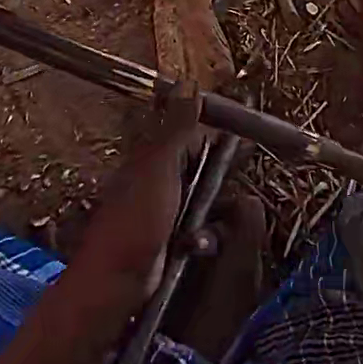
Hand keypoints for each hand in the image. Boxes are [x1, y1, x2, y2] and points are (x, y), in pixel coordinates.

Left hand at [69, 83, 206, 298]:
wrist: (116, 281)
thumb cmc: (137, 218)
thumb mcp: (160, 167)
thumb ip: (177, 128)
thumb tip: (188, 82)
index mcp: (154, 155)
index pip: (194, 136)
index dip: (220, 143)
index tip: (245, 150)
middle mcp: (160, 179)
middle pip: (204, 172)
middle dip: (219, 189)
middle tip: (227, 204)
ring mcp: (166, 212)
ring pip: (207, 205)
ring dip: (212, 221)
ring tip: (202, 236)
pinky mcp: (173, 241)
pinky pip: (202, 232)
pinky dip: (205, 239)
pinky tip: (198, 249)